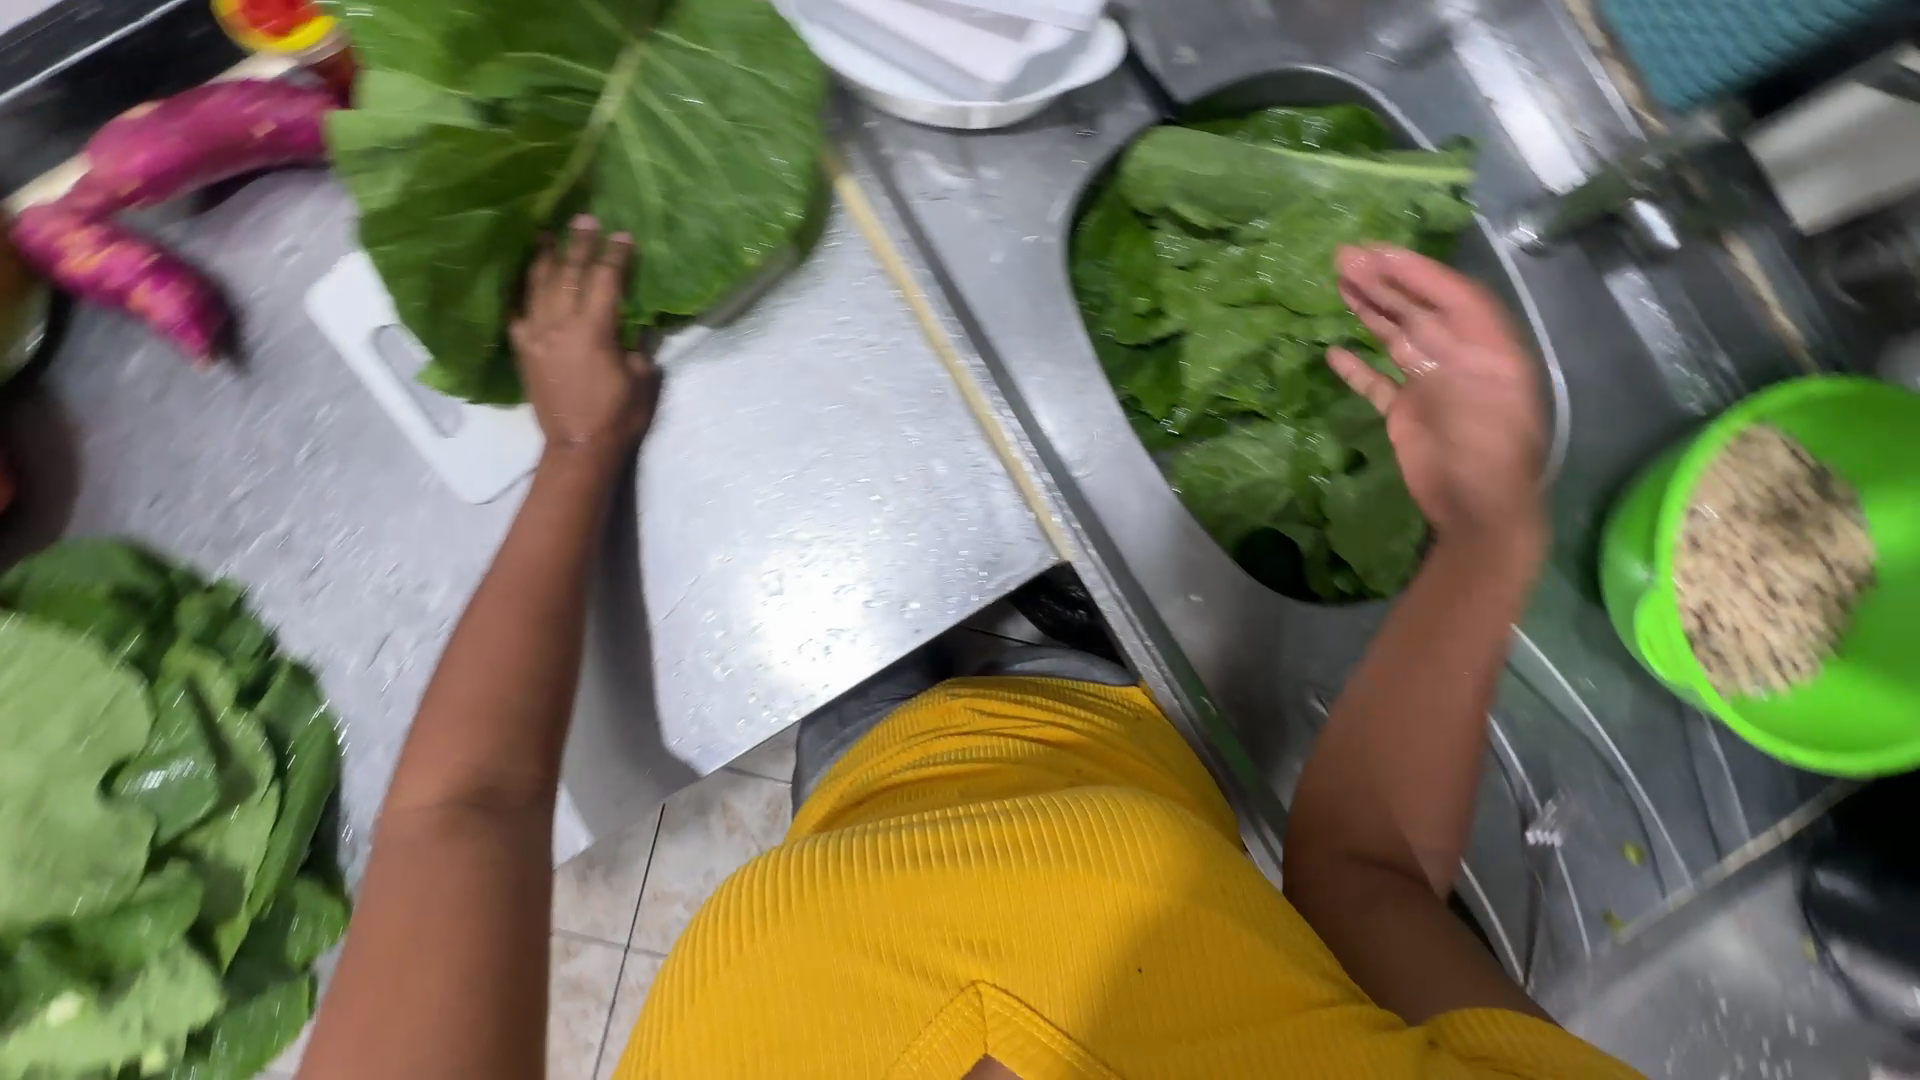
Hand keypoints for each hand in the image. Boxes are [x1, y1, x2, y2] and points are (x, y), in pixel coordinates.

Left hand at [511, 215, 659, 463]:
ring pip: (537, 286)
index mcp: (594, 331)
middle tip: (584, 219)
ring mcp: (536, 335)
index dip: (616, 256)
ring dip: (544, 257)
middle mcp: (559, 325)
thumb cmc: (619, 416)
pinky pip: (516, 310)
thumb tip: (634, 326)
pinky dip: (518, 290)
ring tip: (545, 232)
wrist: (579, 446)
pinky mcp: (523, 349)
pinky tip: (520, 275)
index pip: (605, 282)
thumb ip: (637, 346)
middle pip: (569, 274)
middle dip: (579, 245)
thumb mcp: (642, 378)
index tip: (623, 235)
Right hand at [1327, 245, 1546, 550]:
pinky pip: (1379, 383)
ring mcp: (1432, 386)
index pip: (1452, 297)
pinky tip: (1334, 351)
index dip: (1416, 272)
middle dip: (1385, 282)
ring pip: (1397, 339)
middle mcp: (1461, 359)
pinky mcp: (1408, 413)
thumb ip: (1447, 358)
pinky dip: (1357, 367)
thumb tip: (1413, 323)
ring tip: (1340, 284)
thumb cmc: (1486, 458)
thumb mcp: (1476, 399)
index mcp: (1488, 350)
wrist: (1478, 512)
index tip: (1377, 253)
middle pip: (1420, 310)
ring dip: (1371, 311)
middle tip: (1344, 258)